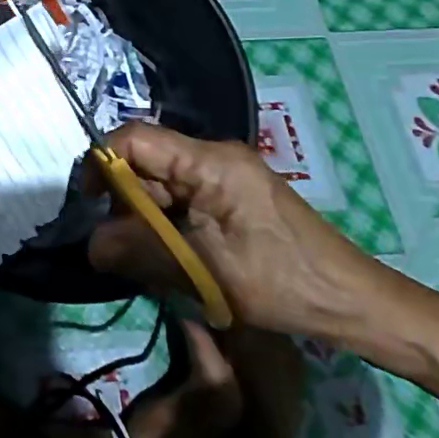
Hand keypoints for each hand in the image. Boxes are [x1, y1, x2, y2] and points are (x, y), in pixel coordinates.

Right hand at [88, 122, 404, 345]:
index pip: (137, 138)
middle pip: (147, 162)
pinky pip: (183, 201)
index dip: (104, 163)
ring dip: (148, 220)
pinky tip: (173, 260)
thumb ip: (142, 250)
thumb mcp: (204, 269)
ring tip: (152, 262)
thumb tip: (90, 245)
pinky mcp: (230, 197)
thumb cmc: (281, 281)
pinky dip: (168, 227)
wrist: (349, 299)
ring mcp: (224, 176)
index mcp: (209, 160)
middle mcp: (213, 157)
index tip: (89, 204)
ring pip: (163, 185)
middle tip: (123, 248)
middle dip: (127, 202)